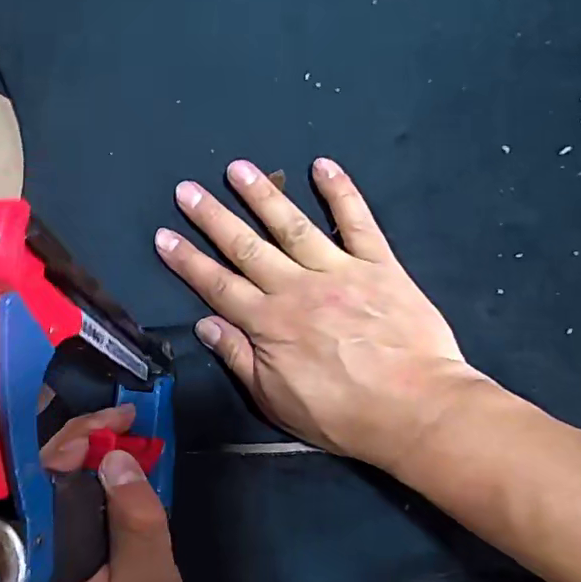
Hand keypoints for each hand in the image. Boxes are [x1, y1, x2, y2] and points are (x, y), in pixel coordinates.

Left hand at [0, 407, 185, 581]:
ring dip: (80, 453)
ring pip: (40, 487)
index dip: (59, 451)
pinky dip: (83, 475)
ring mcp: (19, 557)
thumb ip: (135, 526)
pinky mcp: (38, 554)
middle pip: (28, 483)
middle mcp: (4, 563)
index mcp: (14, 579)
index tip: (103, 426)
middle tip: (121, 419)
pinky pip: (54, 502)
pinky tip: (110, 457)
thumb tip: (116, 457)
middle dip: (73, 442)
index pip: (22, 495)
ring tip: (120, 429)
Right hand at [153, 157, 493, 472]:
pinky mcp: (379, 265)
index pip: (217, 285)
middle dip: (213, 217)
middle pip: (246, 247)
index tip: (164, 236)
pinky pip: (358, 222)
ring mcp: (339, 272)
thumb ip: (239, 358)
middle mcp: (296, 289)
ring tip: (237, 169)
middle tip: (187, 190)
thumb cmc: (342, 415)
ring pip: (292, 225)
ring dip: (262, 194)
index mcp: (268, 324)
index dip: (187, 261)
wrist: (416, 410)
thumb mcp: (276, 400)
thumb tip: (206, 324)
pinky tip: (323, 166)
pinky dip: (341, 192)